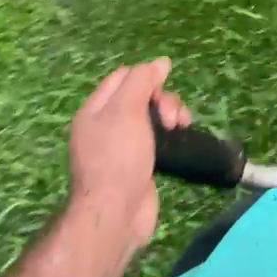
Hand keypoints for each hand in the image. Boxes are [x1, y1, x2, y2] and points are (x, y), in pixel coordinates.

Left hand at [67, 58, 191, 256]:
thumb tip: (161, 62)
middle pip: (140, 96)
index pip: (123, 77)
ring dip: (171, 115)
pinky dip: (170, 135)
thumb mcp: (126, 109)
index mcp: (95, 109)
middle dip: (162, 99)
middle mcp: (106, 126)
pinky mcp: (138, 165)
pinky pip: (157, 139)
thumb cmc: (118, 156)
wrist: (116, 214)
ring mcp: (122, 147)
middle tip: (172, 117)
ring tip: (181, 127)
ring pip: (152, 117)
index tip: (164, 84)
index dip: (146, 76)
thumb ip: (142, 80)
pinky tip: (180, 140)